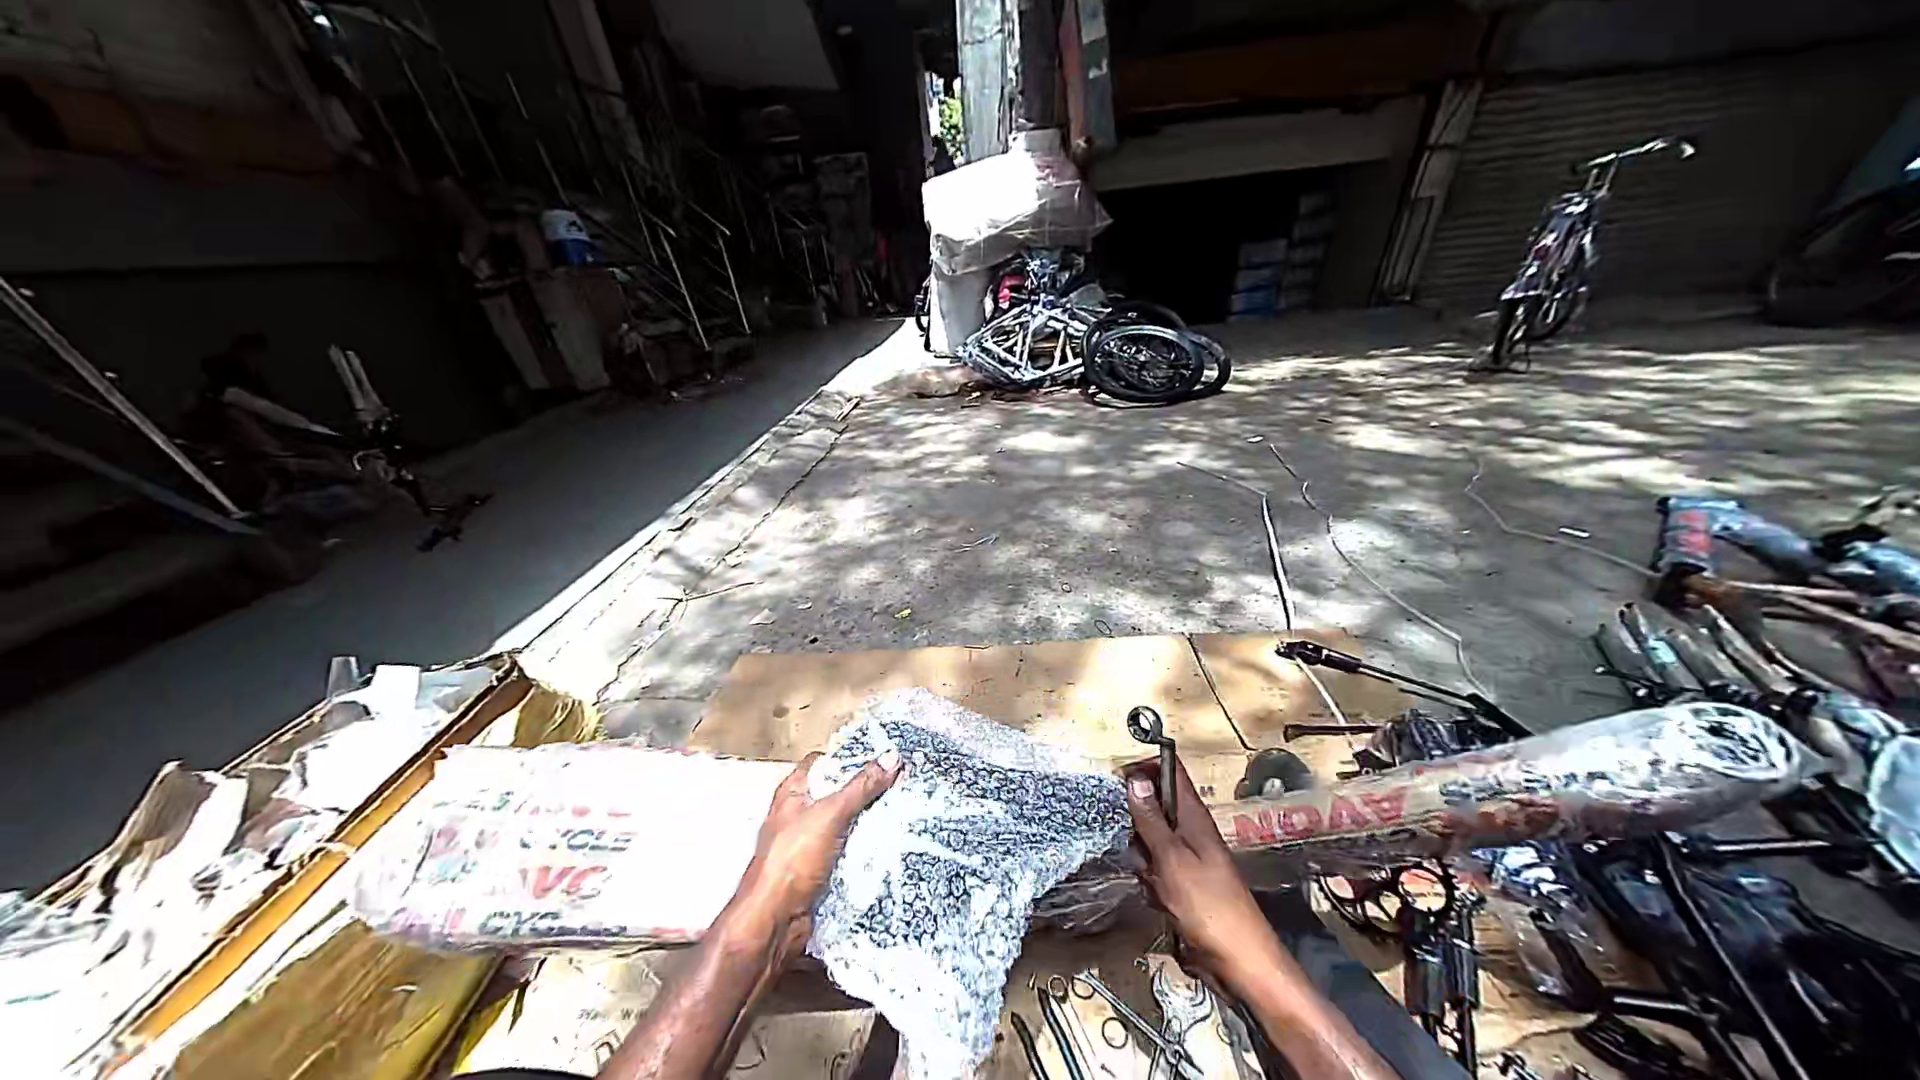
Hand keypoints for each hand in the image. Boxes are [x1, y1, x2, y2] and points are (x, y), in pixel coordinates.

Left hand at [729, 750, 900, 951]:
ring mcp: (811, 843)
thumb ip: (861, 786)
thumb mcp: (830, 814)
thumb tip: (893, 756)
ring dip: (870, 819)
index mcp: (794, 792)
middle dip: (867, 789)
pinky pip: (850, 849)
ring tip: (904, 806)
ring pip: (847, 822)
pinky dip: (868, 846)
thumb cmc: (792, 859)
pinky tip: (892, 840)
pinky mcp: (822, 869)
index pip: (824, 761)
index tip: (883, 756)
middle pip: (839, 792)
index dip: (850, 756)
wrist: (775, 922)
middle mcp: (801, 814)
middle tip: (901, 780)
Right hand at [1122, 754, 1287, 994]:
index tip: (1119, 782)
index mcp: (1192, 814)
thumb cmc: (1207, 903)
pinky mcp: (1182, 880)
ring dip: (1142, 857)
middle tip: (1138, 844)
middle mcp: (1189, 828)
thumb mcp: (1171, 856)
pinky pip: (1154, 867)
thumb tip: (1136, 777)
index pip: (1169, 769)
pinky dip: (1151, 880)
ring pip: (1148, 839)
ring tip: (1154, 879)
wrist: (1238, 959)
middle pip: (1152, 805)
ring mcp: (1186, 855)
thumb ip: (1150, 818)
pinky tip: (1159, 897)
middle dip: (1136, 823)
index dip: (1144, 767)